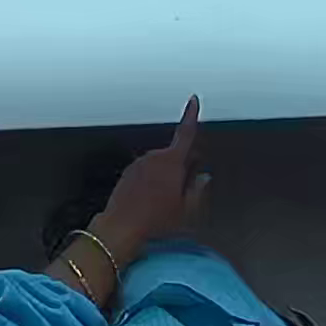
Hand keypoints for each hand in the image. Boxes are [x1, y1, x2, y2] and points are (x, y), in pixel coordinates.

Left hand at [88, 96, 209, 263]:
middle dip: (183, 166)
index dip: (191, 115)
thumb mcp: (187, 209)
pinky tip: (152, 201)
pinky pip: (147, 171)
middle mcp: (153, 157)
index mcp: (171, 162)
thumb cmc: (157, 220)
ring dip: (167, 176)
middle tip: (186, 192)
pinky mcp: (129, 171)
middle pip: (174, 154)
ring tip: (165, 203)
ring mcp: (139, 163)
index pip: (185, 133)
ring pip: (161, 164)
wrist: (122, 226)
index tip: (193, 99)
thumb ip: (198, 188)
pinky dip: (154, 180)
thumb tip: (203, 175)